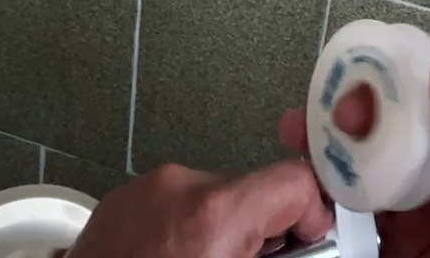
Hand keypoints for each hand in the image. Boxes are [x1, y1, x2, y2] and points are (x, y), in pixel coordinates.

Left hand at [66, 158, 333, 257]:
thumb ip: (276, 257)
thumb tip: (304, 241)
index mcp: (215, 214)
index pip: (296, 180)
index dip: (312, 213)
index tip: (310, 239)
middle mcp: (180, 187)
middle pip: (252, 191)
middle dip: (258, 232)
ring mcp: (144, 190)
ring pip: (211, 199)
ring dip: (215, 234)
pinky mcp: (117, 201)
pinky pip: (171, 206)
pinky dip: (179, 234)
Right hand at [280, 44, 429, 257]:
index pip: (426, 104)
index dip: (387, 87)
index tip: (351, 81)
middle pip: (390, 137)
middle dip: (350, 120)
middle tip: (313, 117)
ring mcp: (426, 219)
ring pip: (372, 176)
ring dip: (334, 157)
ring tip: (299, 142)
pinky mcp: (408, 253)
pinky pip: (365, 225)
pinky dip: (336, 206)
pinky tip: (314, 192)